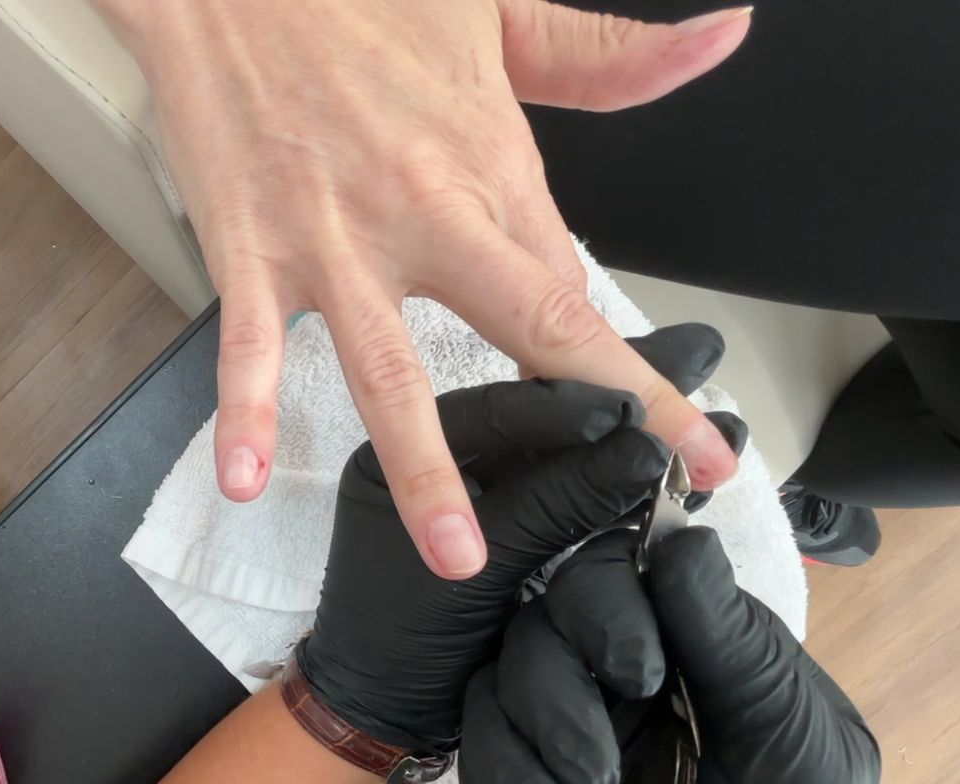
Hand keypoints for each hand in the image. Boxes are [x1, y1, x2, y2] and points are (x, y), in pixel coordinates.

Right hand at [92, 0, 751, 577]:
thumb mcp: (493, 6)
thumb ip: (602, 52)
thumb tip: (716, 43)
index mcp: (486, 163)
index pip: (578, 288)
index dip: (641, 375)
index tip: (695, 446)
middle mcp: (422, 215)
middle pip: (519, 333)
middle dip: (585, 423)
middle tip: (631, 507)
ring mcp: (332, 244)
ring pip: (387, 370)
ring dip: (423, 468)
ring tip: (453, 553)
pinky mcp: (253, 254)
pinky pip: (250, 349)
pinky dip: (246, 414)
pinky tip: (243, 480)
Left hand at [296, 379, 665, 756]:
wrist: (386, 710)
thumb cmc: (403, 638)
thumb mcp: (477, 568)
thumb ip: (554, 505)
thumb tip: (644, 450)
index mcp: (395, 455)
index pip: (494, 412)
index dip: (567, 406)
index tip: (637, 405)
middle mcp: (437, 464)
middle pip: (535, 418)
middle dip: (614, 396)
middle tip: (696, 356)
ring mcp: (475, 493)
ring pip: (556, 448)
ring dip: (624, 430)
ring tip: (699, 393)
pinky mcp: (507, 526)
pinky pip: (563, 488)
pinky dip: (615, 475)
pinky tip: (668, 455)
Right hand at [461, 526, 906, 783]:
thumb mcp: (789, 737)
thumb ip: (732, 642)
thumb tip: (684, 537)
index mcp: (670, 632)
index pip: (601, 572)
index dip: (599, 610)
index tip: (640, 679)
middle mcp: (597, 658)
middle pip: (530, 633)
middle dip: (553, 706)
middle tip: (600, 779)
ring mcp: (552, 710)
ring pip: (491, 691)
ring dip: (521, 762)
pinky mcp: (520, 761)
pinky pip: (473, 754)